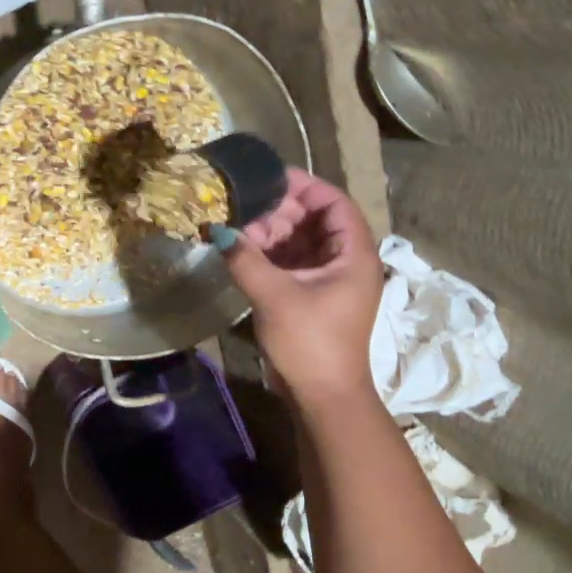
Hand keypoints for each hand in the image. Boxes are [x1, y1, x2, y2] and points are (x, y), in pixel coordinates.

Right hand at [212, 169, 382, 402]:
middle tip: (241, 208)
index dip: (304, 186)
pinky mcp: (312, 298)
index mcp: (353, 254)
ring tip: (236, 232)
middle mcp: (346, 262)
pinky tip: (241, 254)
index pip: (334, 204)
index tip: (268, 177)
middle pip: (315, 221)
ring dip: (270, 235)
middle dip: (278, 212)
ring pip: (300, 243)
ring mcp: (329, 281)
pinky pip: (291, 264)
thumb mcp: (274, 296)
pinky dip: (269, 255)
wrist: (323, 395)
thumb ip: (245, 259)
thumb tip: (218, 230)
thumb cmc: (309, 341)